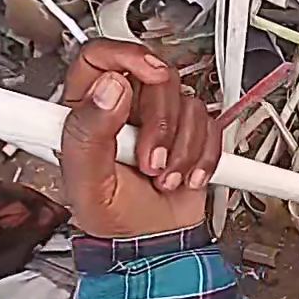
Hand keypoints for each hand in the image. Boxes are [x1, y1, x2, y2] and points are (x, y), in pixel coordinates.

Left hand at [59, 39, 221, 238]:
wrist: (154, 242)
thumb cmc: (114, 217)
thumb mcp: (87, 182)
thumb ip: (87, 133)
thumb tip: (109, 87)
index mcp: (88, 109)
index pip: (100, 56)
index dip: (126, 56)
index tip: (147, 74)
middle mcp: (126, 106)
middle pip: (157, 78)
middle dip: (162, 126)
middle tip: (151, 162)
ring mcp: (162, 119)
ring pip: (189, 102)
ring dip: (183, 150)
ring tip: (166, 178)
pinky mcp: (193, 134)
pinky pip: (212, 126)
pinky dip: (204, 157)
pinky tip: (187, 176)